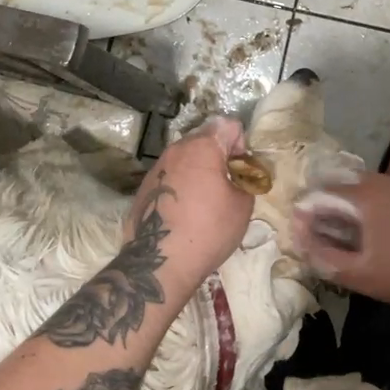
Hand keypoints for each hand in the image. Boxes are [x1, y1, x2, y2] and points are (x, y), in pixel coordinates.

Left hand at [133, 118, 254, 283]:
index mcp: (203, 147)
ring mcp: (156, 167)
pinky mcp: (143, 187)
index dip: (241, 144)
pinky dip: (181, 185)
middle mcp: (176, 149)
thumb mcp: (243, 206)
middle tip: (227, 185)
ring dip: (199, 170)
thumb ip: (245, 180)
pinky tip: (184, 212)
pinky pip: (170, 176)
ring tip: (205, 201)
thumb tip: (238, 175)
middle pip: (205, 139)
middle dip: (219, 156)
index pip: (229, 125)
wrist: (159, 263)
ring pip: (185, 158)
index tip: (242, 170)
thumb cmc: (208, 230)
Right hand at [290, 172, 389, 311]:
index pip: (318, 195)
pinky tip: (362, 235)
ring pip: (355, 190)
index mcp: (363, 194)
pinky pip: (372, 195)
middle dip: (319, 208)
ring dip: (340, 209)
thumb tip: (300, 244)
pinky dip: (359, 209)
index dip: (302, 216)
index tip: (296, 238)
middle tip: (312, 237)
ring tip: (334, 237)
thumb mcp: (360, 275)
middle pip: (336, 186)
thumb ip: (325, 259)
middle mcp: (378, 181)